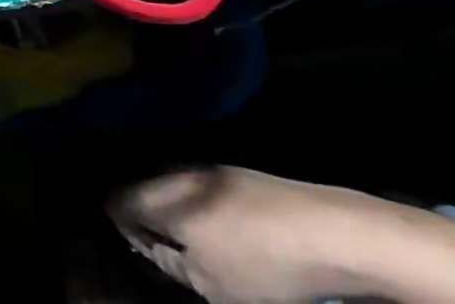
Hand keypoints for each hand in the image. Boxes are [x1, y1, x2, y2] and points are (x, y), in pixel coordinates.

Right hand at [108, 166, 391, 303]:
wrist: (338, 233)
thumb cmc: (263, 263)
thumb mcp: (213, 284)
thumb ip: (173, 265)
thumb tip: (154, 249)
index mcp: (159, 195)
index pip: (116, 202)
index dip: (122, 227)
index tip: (143, 251)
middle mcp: (176, 173)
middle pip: (147, 191)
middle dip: (153, 217)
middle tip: (173, 249)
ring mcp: (212, 170)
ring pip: (180, 189)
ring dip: (185, 213)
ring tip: (205, 241)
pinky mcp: (245, 175)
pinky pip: (210, 191)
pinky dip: (211, 209)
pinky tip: (236, 231)